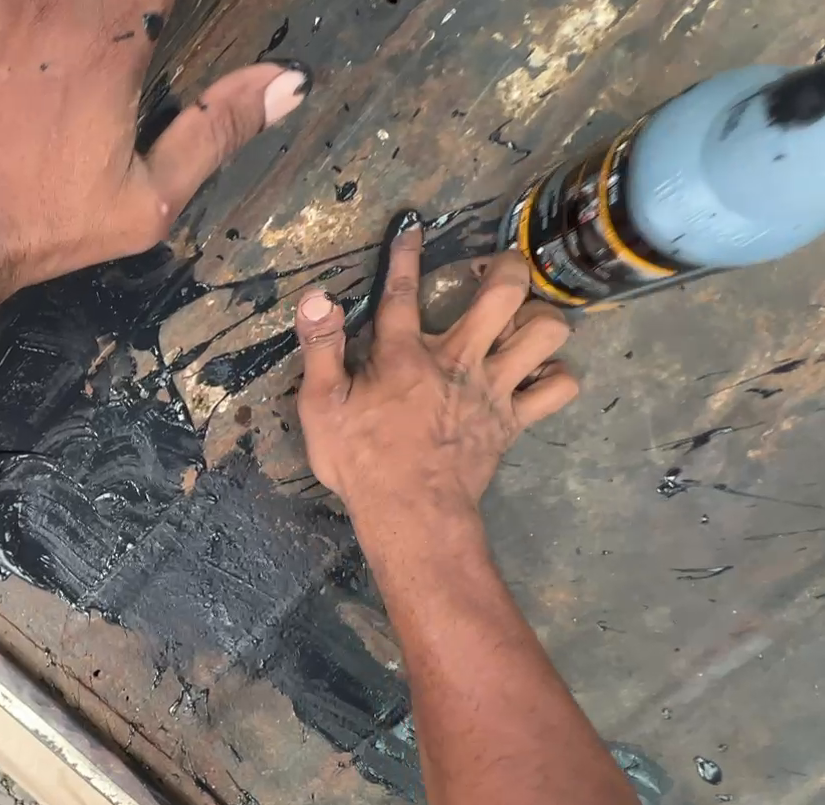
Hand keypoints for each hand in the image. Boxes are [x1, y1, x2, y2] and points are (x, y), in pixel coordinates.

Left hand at [0, 0, 309, 300]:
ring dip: (35, 11)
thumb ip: (215, 134)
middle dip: (102, 12)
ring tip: (36, 47)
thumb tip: (286, 84)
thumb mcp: (140, 205)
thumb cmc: (28, 234)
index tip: (145, 26)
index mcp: (113, 24)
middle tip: (94, 39)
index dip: (152, 6)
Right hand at [294, 218, 579, 529]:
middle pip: (504, 294)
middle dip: (506, 270)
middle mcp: (457, 360)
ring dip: (539, 322)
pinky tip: (535, 378)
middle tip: (493, 272)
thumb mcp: (320, 403)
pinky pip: (559, 387)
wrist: (408, 507)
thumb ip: (321, 348)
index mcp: (404, 356)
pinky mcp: (514, 421)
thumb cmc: (357, 456)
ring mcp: (493, 390)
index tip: (412, 228)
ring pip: (547, 333)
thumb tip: (315, 298)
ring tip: (517, 328)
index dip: (405, 257)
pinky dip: (555, 377)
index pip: (402, 294)